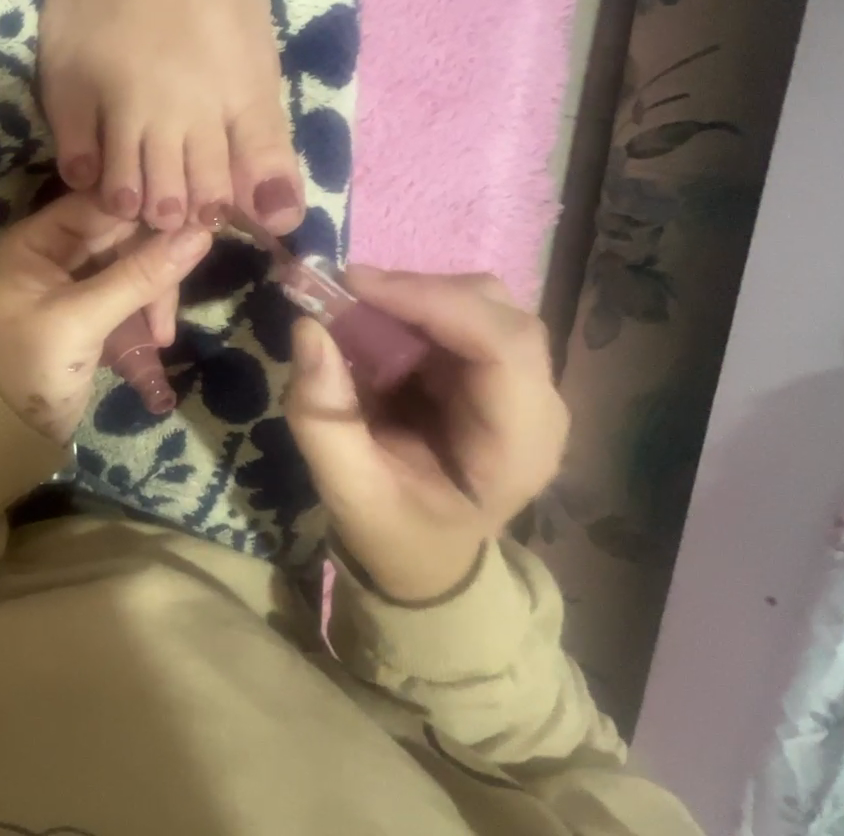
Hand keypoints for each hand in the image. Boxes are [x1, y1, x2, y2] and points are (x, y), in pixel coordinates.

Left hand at [0, 192, 211, 441]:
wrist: (8, 430)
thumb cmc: (31, 366)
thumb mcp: (82, 319)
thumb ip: (138, 276)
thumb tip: (199, 232)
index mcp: (36, 240)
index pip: (100, 204)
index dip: (144, 212)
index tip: (190, 225)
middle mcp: (55, 251)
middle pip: (122, 234)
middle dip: (153, 264)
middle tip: (171, 301)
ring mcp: (74, 280)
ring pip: (132, 264)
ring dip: (154, 294)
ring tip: (161, 335)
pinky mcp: (92, 308)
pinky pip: (130, 292)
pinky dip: (146, 311)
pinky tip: (158, 338)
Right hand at [284, 269, 567, 602]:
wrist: (423, 558)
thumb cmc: (394, 532)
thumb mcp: (347, 489)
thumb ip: (324, 417)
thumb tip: (308, 329)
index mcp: (519, 444)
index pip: (504, 345)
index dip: (433, 302)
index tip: (354, 285)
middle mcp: (536, 404)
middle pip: (496, 312)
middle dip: (415, 292)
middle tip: (341, 293)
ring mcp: (516, 385)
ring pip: (476, 304)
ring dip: (408, 299)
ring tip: (349, 312)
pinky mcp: (488, 373)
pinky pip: (454, 317)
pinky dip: (405, 312)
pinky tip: (368, 330)